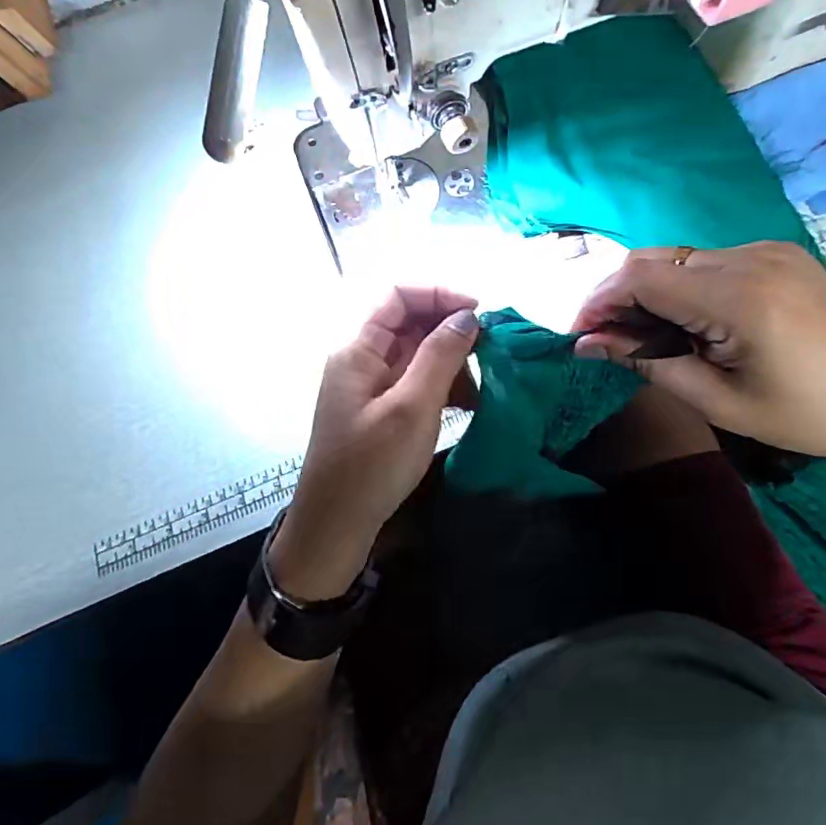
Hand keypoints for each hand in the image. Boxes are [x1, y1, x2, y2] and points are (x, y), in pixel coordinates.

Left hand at [272, 287, 478, 598]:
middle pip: (411, 323)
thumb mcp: (413, 407)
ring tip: (480, 388)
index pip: (399, 296)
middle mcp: (362, 360)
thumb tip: (467, 316)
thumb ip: (441, 355)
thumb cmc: (371, 466)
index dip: (440, 295)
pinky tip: (467, 405)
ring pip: (418, 353)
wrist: (335, 529)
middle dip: (452, 331)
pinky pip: (417, 382)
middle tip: (490, 352)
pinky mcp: (382, 410)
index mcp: (359, 350)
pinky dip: (444, 386)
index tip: (479, 314)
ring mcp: (371, 386)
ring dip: (452, 362)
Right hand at [572, 242, 825, 497]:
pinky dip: (687, 285)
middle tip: (606, 339)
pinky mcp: (781, 253)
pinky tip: (690, 320)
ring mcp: (770, 248)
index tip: (580, 336)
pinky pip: (714, 260)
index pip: (641, 276)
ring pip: (684, 258)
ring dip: (653, 290)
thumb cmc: (808, 416)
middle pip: (658, 259)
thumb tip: (589, 344)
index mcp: (738, 296)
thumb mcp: (720, 401)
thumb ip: (649, 364)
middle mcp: (751, 256)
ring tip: (647, 336)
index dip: (599, 301)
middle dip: (620, 294)